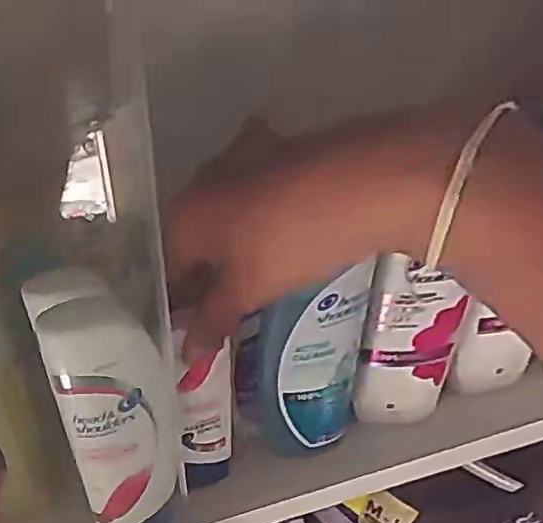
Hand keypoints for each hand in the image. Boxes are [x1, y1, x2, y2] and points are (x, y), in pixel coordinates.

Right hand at [163, 108, 478, 364]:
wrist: (376, 179)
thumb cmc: (291, 242)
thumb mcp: (246, 292)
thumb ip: (210, 323)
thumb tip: (188, 355)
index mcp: (183, 213)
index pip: (166, 271)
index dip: (178, 307)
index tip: (192, 331)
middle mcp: (204, 179)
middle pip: (193, 240)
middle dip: (203, 276)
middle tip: (221, 311)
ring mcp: (246, 155)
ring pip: (225, 216)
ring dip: (230, 249)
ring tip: (251, 282)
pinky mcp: (284, 147)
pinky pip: (256, 197)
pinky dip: (258, 224)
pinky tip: (279, 245)